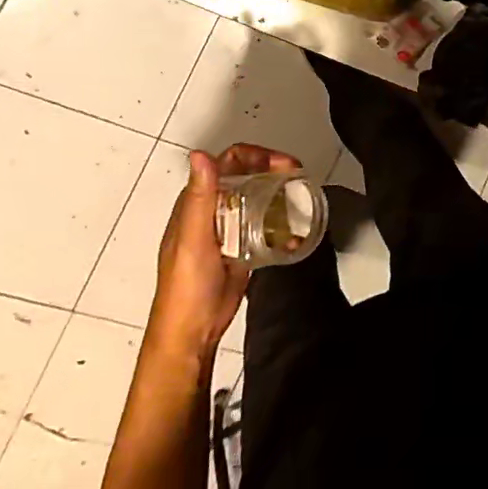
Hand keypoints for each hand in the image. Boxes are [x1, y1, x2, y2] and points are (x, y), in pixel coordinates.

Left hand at [149, 143, 300, 355]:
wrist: (192, 334)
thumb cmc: (186, 288)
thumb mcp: (193, 239)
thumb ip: (199, 198)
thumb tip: (200, 154)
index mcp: (196, 202)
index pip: (228, 162)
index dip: (256, 155)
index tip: (283, 164)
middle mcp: (212, 210)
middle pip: (246, 175)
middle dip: (273, 168)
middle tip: (298, 175)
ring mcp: (228, 228)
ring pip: (256, 197)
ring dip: (278, 190)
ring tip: (301, 194)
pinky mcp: (242, 247)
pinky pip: (264, 223)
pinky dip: (280, 219)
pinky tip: (295, 226)